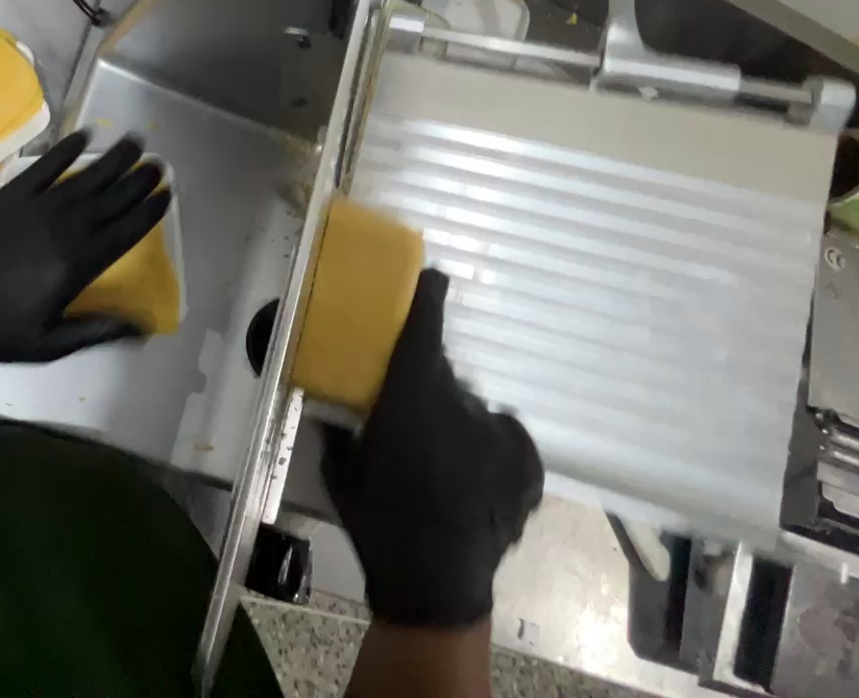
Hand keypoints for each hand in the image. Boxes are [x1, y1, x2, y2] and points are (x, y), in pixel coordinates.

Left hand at [0, 130, 169, 365]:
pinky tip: (82, 136)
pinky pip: (44, 166)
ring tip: (133, 142)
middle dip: (138, 180)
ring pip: (85, 177)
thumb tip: (142, 328)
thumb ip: (97, 331)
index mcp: (78, 264)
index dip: (148, 212)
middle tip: (158, 164)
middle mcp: (65, 228)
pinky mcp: (11, 194)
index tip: (166, 195)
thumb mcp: (48, 343)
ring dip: (111, 160)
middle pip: (111, 199)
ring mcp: (38, 207)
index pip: (124, 232)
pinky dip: (64, 150)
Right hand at [322, 269, 543, 628]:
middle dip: (425, 382)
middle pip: (441, 373)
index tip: (432, 276)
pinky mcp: (524, 464)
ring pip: (470, 409)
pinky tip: (471, 475)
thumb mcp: (341, 467)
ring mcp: (497, 435)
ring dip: (453, 421)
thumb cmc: (375, 518)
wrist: (433, 582)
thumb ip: (342, 429)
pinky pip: (500, 438)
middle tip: (407, 412)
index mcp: (409, 398)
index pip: (423, 332)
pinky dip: (487, 447)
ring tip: (439, 458)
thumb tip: (334, 411)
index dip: (428, 298)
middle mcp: (457, 405)